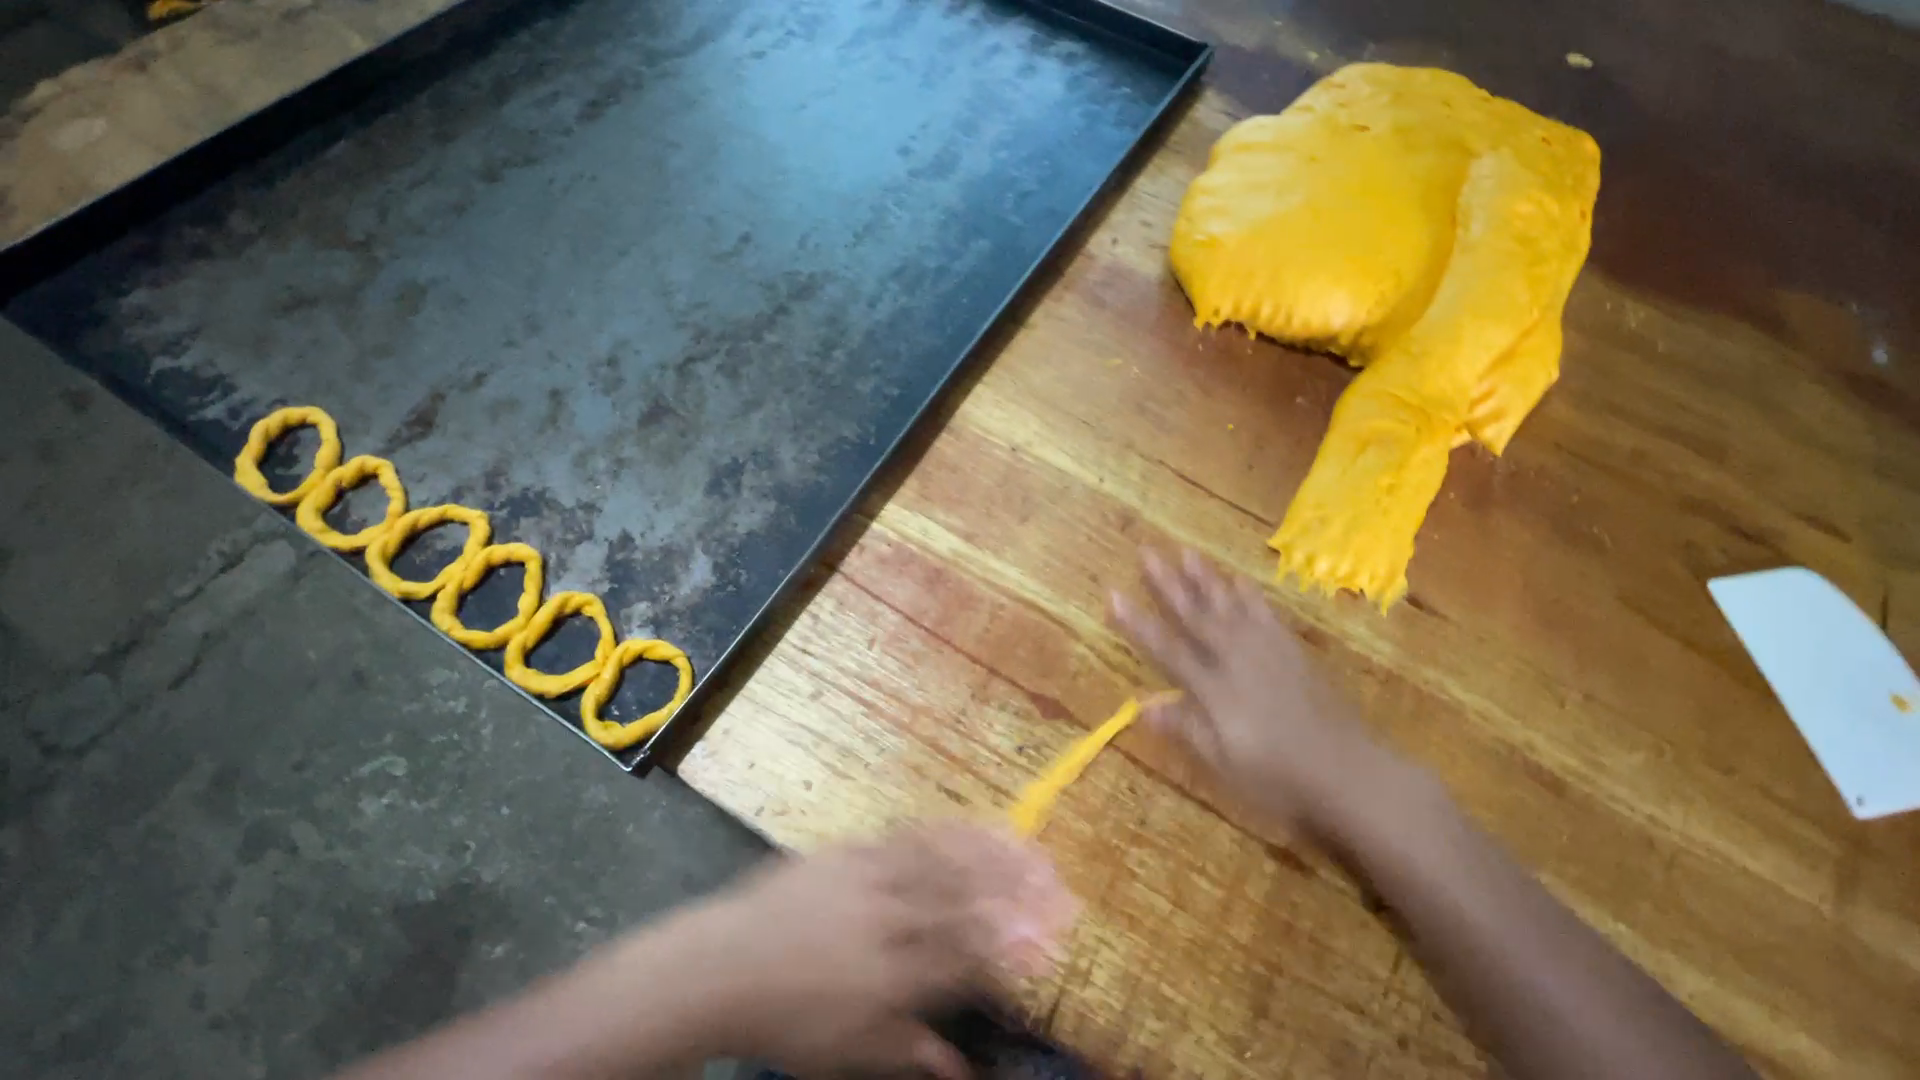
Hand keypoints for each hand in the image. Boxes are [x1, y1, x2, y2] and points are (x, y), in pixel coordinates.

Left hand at [659, 823, 1076, 1077]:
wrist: (721, 966)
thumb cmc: (788, 1020)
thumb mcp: (850, 1052)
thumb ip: (914, 1052)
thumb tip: (968, 1071)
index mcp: (890, 977)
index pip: (964, 958)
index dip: (1012, 948)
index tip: (1052, 942)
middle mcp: (887, 922)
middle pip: (963, 904)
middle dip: (1019, 896)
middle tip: (1064, 890)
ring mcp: (870, 879)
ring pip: (943, 862)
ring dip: (995, 855)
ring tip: (1037, 850)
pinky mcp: (852, 852)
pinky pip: (909, 836)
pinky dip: (951, 831)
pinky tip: (977, 826)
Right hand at [1110, 548, 1405, 840]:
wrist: (1349, 771)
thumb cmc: (1279, 777)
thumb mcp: (1225, 762)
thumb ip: (1187, 728)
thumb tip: (1144, 705)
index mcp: (1214, 690)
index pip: (1168, 650)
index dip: (1138, 623)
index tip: (1113, 595)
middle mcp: (1237, 660)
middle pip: (1196, 616)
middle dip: (1168, 584)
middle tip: (1146, 551)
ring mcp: (1268, 651)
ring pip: (1229, 606)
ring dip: (1206, 578)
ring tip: (1186, 552)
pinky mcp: (1293, 651)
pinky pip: (1265, 613)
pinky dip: (1248, 594)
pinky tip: (1238, 580)